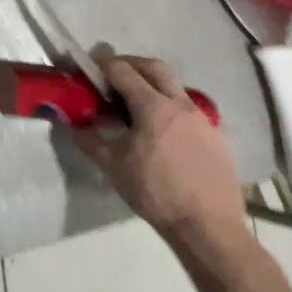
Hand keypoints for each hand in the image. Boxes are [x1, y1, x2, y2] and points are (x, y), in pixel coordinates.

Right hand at [74, 54, 246, 248]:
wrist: (209, 228)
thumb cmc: (155, 192)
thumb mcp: (112, 165)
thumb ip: (89, 138)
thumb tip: (74, 122)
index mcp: (153, 107)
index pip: (122, 70)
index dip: (102, 63)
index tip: (88, 65)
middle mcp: (181, 106)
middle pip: (155, 67)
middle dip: (131, 64)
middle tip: (113, 75)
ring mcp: (204, 121)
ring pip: (176, 88)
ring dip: (153, 86)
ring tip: (137, 106)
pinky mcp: (217, 138)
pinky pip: (190, 111)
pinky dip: (171, 109)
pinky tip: (162, 132)